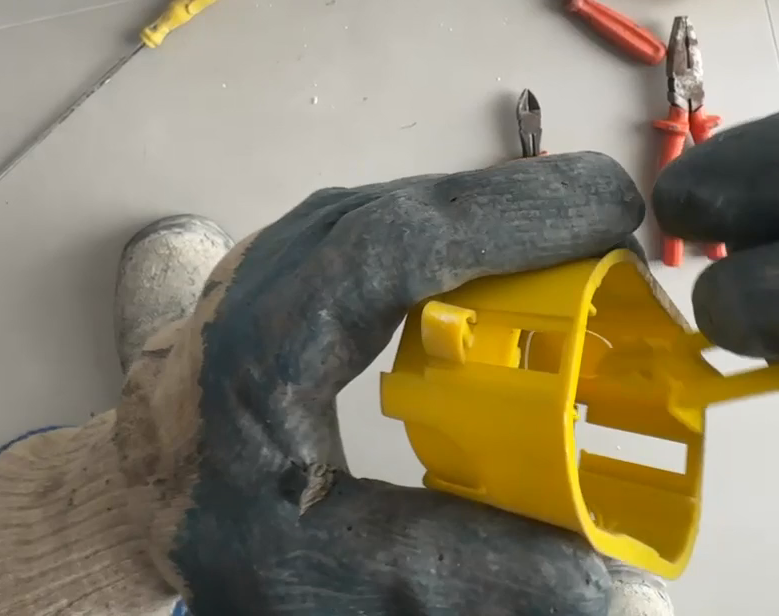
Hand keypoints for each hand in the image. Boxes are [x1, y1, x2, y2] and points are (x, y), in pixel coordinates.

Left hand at [0, 152, 668, 615]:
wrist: (150, 470)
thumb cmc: (222, 519)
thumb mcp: (326, 576)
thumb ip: (461, 573)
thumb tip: (613, 585)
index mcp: (273, 327)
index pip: (396, 243)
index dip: (510, 219)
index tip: (610, 216)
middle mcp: (288, 257)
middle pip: (422, 203)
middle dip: (534, 209)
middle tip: (628, 234)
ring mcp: (307, 239)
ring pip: (425, 201)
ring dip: (513, 217)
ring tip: (595, 247)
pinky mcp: (328, 243)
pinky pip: (418, 221)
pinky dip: (483, 234)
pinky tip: (530, 261)